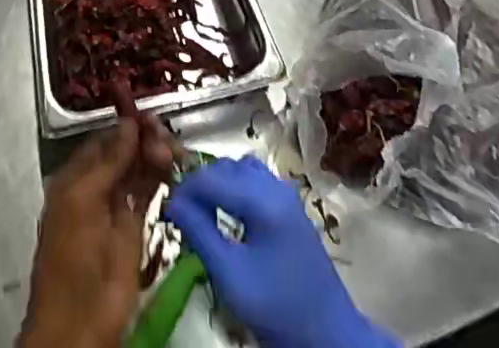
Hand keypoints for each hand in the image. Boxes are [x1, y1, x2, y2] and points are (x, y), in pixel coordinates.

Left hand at [19, 119, 170, 347]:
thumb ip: (110, 164)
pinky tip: (172, 169)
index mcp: (74, 180)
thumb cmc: (76, 262)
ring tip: (173, 149)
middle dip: (143, 142)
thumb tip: (128, 125)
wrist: (79, 327)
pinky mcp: (133, 234)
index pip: (102, 142)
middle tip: (167, 134)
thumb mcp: (87, 203)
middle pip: (121, 156)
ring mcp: (114, 212)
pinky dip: (157, 181)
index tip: (148, 112)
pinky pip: (143, 198)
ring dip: (153, 160)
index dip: (123, 127)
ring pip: (135, 175)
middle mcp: (93, 191)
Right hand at [165, 158, 392, 347]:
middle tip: (183, 215)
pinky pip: (255, 179)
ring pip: (239, 168)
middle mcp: (275, 188)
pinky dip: (236, 185)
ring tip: (205, 211)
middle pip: (223, 168)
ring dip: (218, 182)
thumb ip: (198, 232)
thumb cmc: (277, 309)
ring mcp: (286, 195)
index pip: (208, 179)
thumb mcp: (229, 274)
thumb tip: (172, 202)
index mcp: (261, 202)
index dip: (183, 192)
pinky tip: (230, 212)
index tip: (168, 212)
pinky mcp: (291, 206)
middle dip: (199, 186)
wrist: (330, 336)